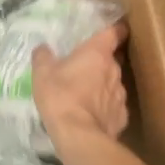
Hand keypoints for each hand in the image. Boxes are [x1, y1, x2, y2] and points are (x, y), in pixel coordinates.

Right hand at [31, 24, 129, 155]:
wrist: (80, 136)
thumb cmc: (60, 97)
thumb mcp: (42, 74)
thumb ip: (43, 57)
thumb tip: (43, 49)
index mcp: (97, 53)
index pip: (114, 32)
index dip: (116, 29)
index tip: (116, 28)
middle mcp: (114, 69)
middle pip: (112, 59)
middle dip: (101, 61)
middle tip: (85, 67)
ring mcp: (121, 93)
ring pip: (113, 82)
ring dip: (103, 85)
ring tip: (87, 94)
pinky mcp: (122, 115)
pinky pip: (113, 105)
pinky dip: (105, 107)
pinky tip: (93, 115)